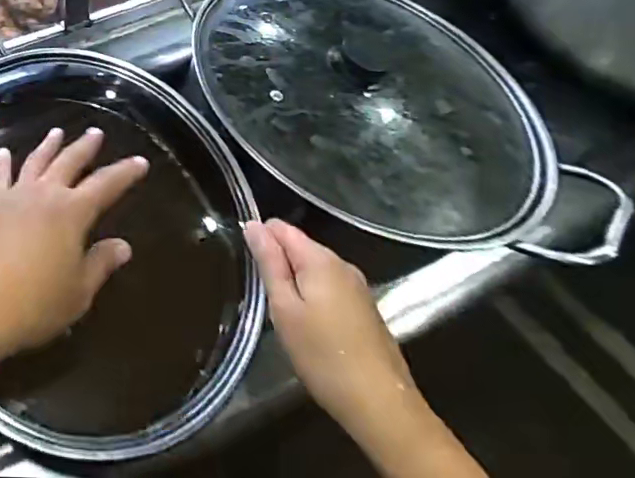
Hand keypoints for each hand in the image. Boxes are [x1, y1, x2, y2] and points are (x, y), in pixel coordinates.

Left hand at [0, 127, 148, 363]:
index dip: (125, 172)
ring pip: (36, 161)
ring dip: (48, 145)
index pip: (106, 185)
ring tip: (57, 132)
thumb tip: (123, 245)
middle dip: (84, 147)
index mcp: (73, 212)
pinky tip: (4, 152)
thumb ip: (100, 263)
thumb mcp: (79, 291)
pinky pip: (1, 176)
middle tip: (96, 132)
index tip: (140, 161)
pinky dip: (4, 162)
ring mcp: (15, 196)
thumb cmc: (36, 302)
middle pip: (69, 162)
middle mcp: (45, 194)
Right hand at [243, 220, 421, 438]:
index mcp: (321, 260)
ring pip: (315, 270)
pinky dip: (314, 299)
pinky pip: (330, 289)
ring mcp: (359, 289)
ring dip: (296, 283)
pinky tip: (311, 328)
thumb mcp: (284, 307)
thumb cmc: (324, 356)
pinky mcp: (367, 311)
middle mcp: (343, 266)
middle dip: (279, 264)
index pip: (281, 228)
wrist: (384, 409)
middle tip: (267, 299)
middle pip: (299, 247)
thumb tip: (253, 224)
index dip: (260, 238)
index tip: (250, 267)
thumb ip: (269, 262)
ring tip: (285, 316)